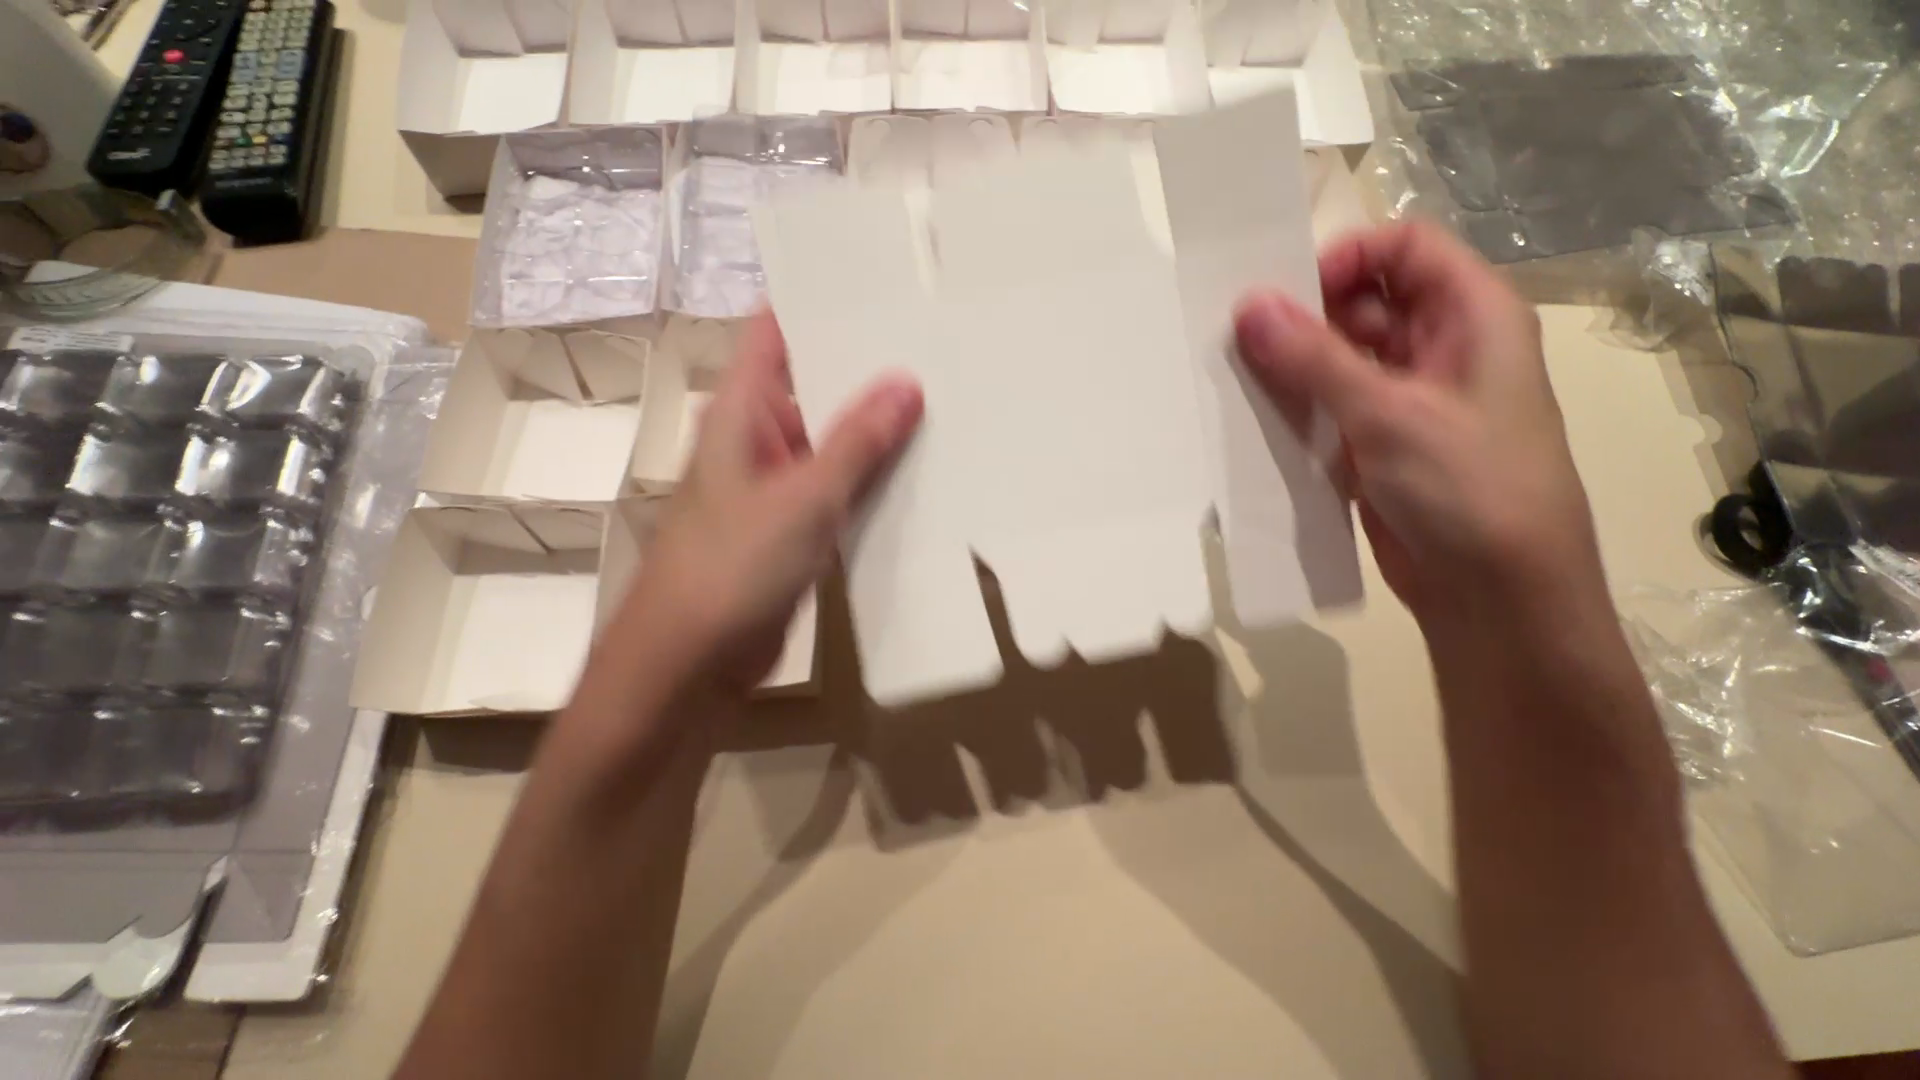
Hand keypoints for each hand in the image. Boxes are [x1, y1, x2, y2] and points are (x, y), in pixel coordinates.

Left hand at [622, 311, 921, 694]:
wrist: (687, 665)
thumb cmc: (731, 569)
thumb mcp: (802, 498)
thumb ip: (856, 441)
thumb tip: (907, 380)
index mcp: (742, 410)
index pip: (777, 330)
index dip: (820, 298)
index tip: (884, 278)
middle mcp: (758, 437)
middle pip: (815, 382)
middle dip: (869, 365)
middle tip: (942, 338)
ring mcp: (777, 486)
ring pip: (833, 440)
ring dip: (878, 427)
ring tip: (949, 394)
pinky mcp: (794, 530)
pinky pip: (840, 490)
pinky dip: (874, 479)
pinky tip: (926, 470)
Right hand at [1233, 222, 1602, 625]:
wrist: (1497, 595)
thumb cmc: (1467, 486)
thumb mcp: (1390, 413)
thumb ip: (1314, 358)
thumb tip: (1248, 304)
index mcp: (1472, 315)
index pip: (1404, 247)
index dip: (1346, 257)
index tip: (1286, 294)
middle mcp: (1441, 347)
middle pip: (1365, 300)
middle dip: (1306, 314)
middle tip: (1245, 339)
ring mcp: (1408, 400)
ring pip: (1340, 357)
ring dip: (1294, 365)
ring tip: (1238, 378)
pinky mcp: (1379, 445)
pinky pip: (1330, 408)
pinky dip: (1296, 408)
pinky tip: (1255, 419)